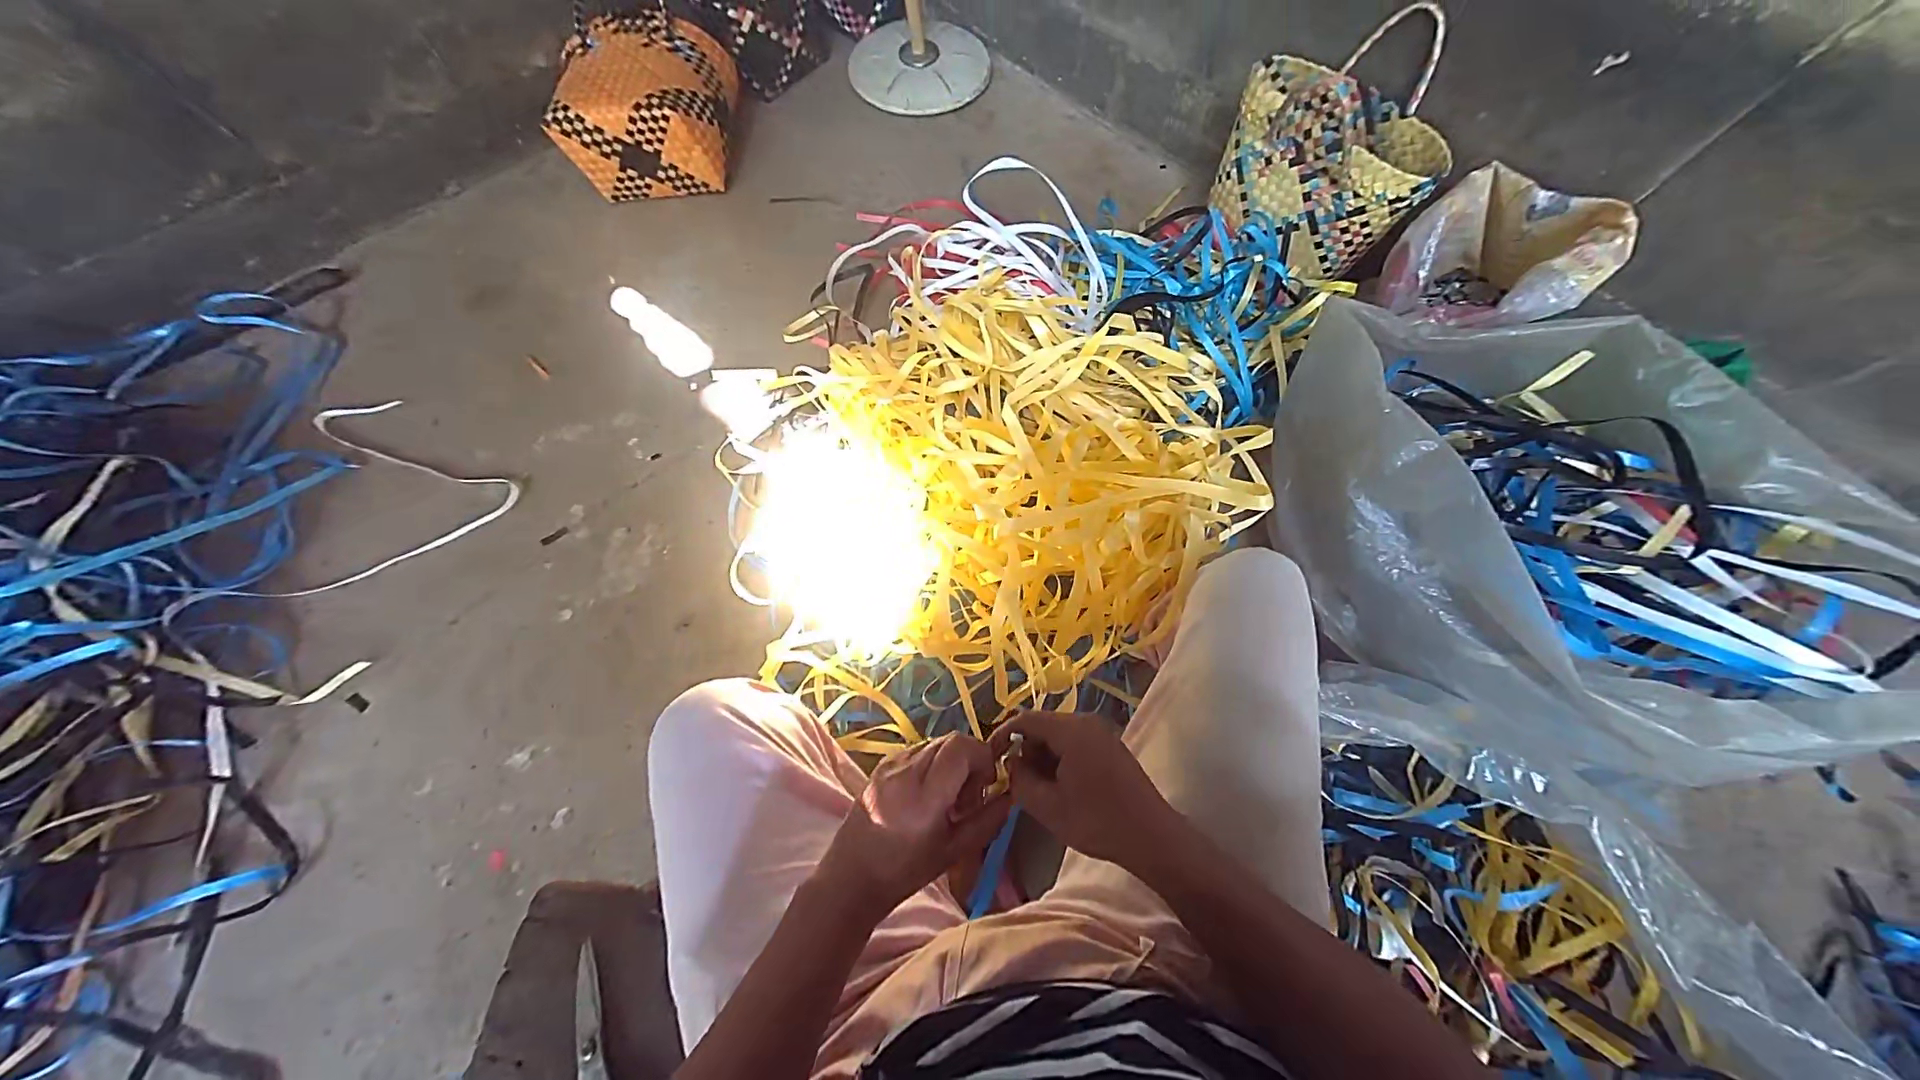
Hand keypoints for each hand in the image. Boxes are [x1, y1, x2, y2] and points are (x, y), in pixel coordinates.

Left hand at [818, 734, 1010, 916]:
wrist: (852, 877)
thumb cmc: (905, 871)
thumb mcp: (954, 851)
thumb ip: (987, 820)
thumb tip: (1011, 796)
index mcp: (925, 794)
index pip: (962, 747)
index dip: (982, 758)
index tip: (984, 786)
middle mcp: (906, 770)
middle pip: (951, 740)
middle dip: (969, 760)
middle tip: (967, 795)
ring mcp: (890, 764)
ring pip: (935, 743)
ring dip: (951, 760)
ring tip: (946, 797)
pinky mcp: (881, 765)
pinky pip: (917, 750)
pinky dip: (932, 763)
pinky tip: (926, 794)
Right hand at [988, 711, 1180, 868]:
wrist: (1151, 837)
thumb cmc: (1096, 821)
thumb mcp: (1047, 806)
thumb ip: (1020, 779)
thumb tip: (1012, 761)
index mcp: (1071, 730)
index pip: (1025, 719)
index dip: (1003, 736)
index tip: (991, 760)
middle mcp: (1087, 722)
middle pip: (1043, 725)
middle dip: (1026, 750)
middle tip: (1020, 782)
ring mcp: (1102, 732)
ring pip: (1059, 735)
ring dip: (1044, 757)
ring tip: (1042, 789)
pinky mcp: (1111, 746)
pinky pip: (1075, 742)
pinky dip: (1062, 759)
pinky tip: (1063, 787)